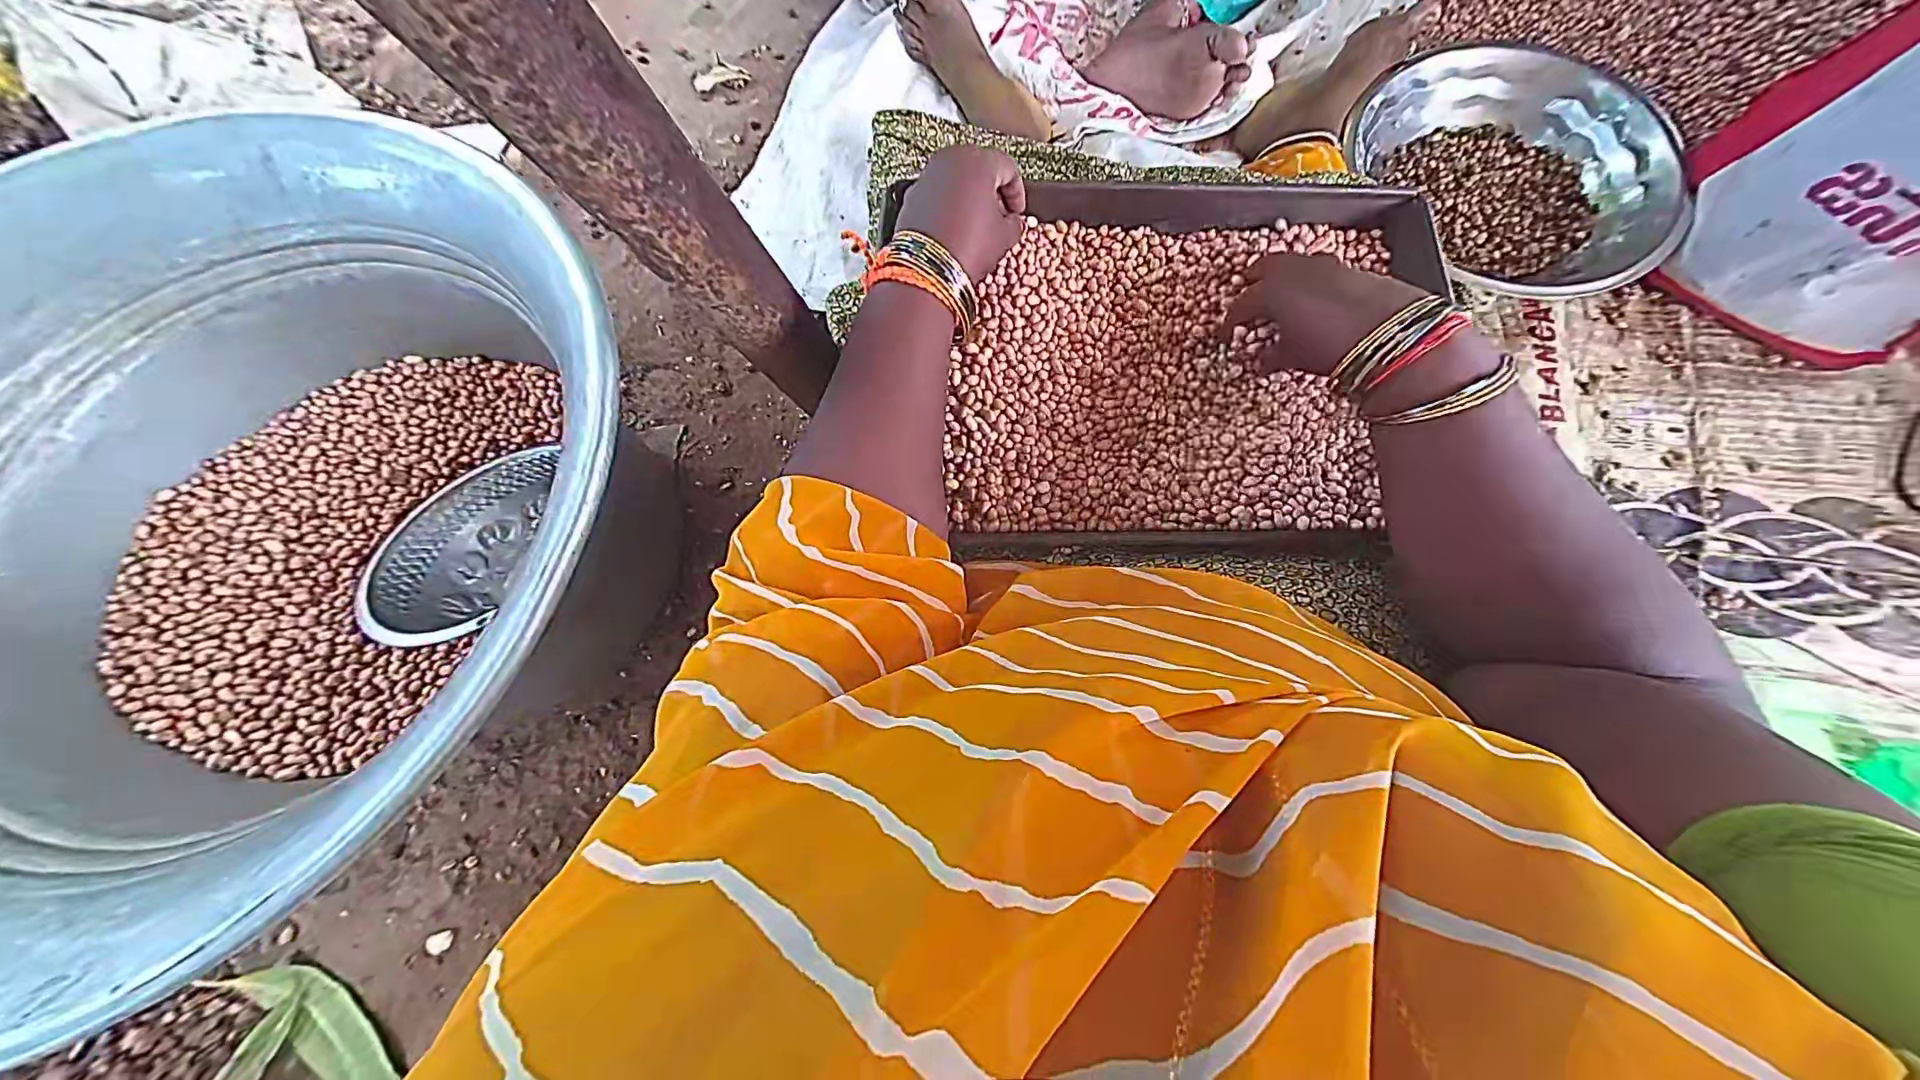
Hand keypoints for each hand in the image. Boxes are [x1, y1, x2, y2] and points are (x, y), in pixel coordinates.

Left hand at [895, 146, 1026, 282]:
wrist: (926, 268)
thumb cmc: (969, 247)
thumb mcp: (1005, 237)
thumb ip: (1014, 222)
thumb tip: (1011, 221)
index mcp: (979, 161)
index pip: (1008, 168)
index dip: (1017, 193)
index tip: (1018, 212)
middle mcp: (950, 159)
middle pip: (979, 169)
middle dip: (992, 193)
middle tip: (999, 217)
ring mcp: (927, 176)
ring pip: (956, 181)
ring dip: (969, 199)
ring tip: (977, 226)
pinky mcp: (911, 195)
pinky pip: (938, 195)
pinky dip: (949, 207)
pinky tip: (955, 229)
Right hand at [1220, 252, 1428, 376]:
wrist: (1393, 334)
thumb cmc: (1331, 347)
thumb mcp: (1294, 357)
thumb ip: (1271, 355)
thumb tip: (1260, 361)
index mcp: (1271, 290)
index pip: (1240, 305)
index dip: (1230, 323)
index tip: (1227, 336)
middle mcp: (1295, 270)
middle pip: (1263, 268)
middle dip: (1252, 284)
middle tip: (1248, 304)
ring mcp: (1324, 265)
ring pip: (1292, 264)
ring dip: (1281, 279)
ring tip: (1280, 301)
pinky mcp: (1350, 268)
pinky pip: (1318, 269)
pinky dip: (1307, 281)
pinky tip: (1312, 301)